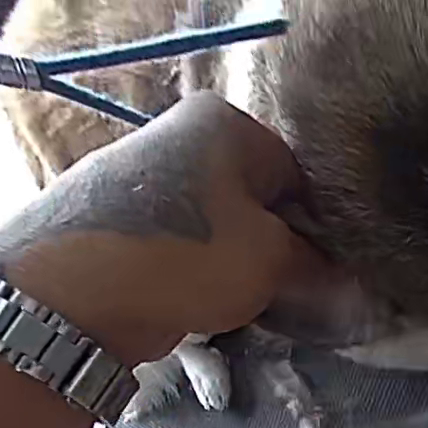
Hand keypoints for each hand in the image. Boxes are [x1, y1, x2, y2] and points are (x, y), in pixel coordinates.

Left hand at [0, 94, 338, 364]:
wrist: (77, 290)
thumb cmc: (190, 255)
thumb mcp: (272, 260)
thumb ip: (317, 265)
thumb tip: (350, 281)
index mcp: (226, 124)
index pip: (301, 178)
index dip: (321, 231)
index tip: (332, 275)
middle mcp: (188, 139)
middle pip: (263, 202)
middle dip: (284, 250)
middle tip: (299, 294)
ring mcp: (156, 179)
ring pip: (229, 228)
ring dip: (250, 266)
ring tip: (257, 302)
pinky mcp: (135, 221)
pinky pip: (196, 245)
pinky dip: (214, 273)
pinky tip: (218, 301)